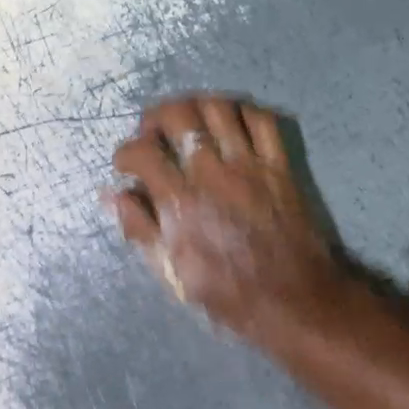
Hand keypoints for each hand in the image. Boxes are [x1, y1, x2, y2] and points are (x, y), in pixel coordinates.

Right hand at [108, 96, 347, 343]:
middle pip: (178, 114)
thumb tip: (112, 194)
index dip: (125, 154)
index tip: (126, 166)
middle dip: (156, 116)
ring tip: (188, 122)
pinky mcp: (279, 165)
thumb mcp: (172, 274)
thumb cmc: (229, 294)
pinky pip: (261, 119)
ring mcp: (249, 164)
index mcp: (181, 202)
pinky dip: (242, 113)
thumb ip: (140, 229)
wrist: (295, 302)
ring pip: (218, 107)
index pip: (141, 153)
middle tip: (153, 133)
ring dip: (195, 106)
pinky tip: (230, 125)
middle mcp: (212, 173)